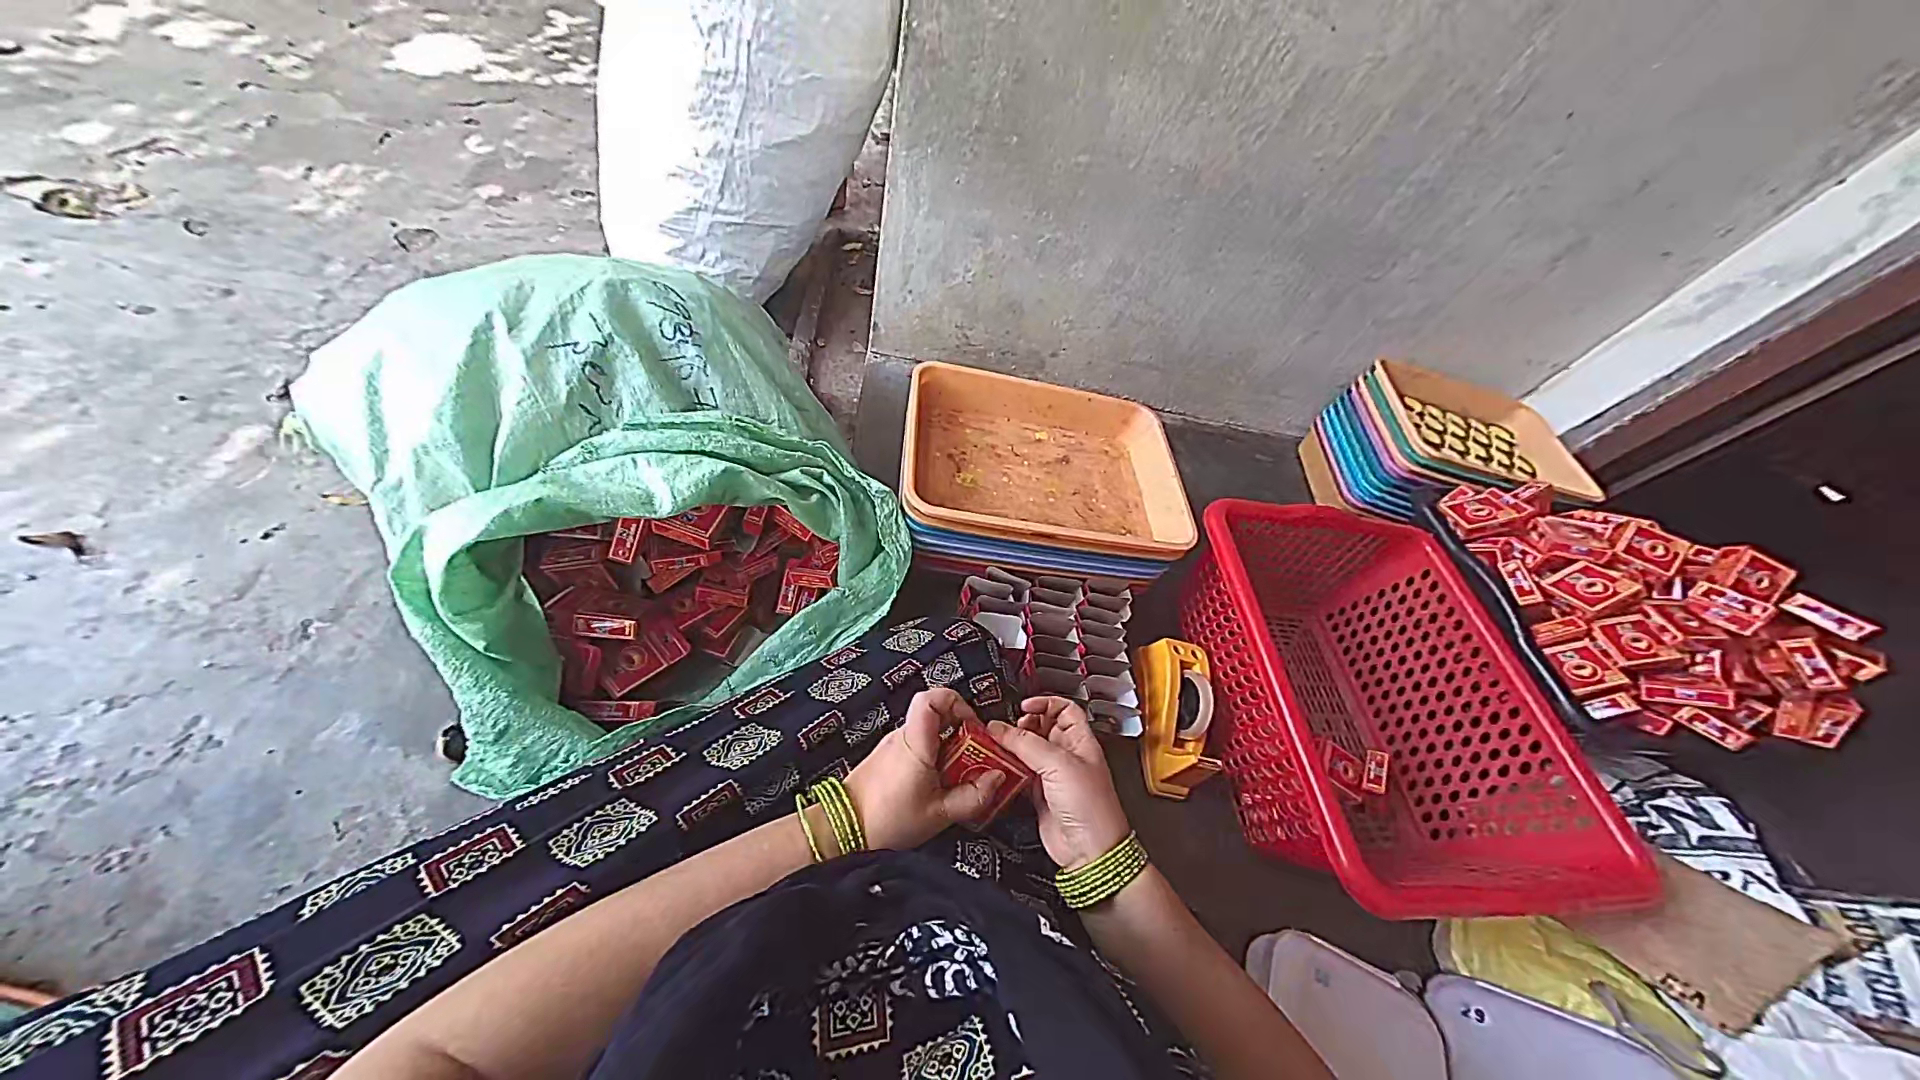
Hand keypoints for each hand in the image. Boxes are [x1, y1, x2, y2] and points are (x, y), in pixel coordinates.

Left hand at [843, 689, 1005, 850]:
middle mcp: (902, 736)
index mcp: (915, 742)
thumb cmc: (885, 820)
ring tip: (957, 776)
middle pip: (937, 713)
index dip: (958, 703)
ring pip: (929, 732)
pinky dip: (934, 758)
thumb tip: (996, 779)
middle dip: (961, 731)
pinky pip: (917, 746)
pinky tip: (938, 784)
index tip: (974, 727)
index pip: (933, 698)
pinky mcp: (888, 757)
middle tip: (974, 757)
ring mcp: (893, 745)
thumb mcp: (939, 814)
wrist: (842, 829)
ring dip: (949, 747)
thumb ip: (973, 796)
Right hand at [988, 697, 1131, 870]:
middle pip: (1043, 727)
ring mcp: (1053, 775)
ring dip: (1013, 745)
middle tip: (1009, 728)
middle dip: (1024, 723)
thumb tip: (1001, 728)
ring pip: (1029, 749)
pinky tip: (1000, 766)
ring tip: (1000, 744)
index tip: (1024, 707)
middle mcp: (1068, 755)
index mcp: (1081, 741)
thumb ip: (1027, 743)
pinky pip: (1021, 772)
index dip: (1044, 703)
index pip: (1064, 708)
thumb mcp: (1058, 764)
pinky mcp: (1040, 793)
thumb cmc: (1092, 809)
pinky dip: (1009, 767)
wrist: (1090, 851)